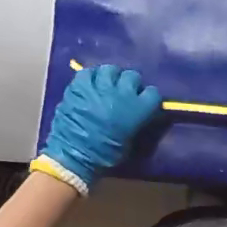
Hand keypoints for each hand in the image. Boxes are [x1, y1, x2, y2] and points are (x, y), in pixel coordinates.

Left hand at [34, 65, 162, 193]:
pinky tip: (89, 85)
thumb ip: (138, 122)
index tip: (142, 102)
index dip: (147, 97)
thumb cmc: (105, 155)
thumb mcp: (131, 141)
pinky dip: (90, 77)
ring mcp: (99, 86)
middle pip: (131, 76)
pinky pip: (88, 72)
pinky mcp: (79, 85)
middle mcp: (122, 92)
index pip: (153, 92)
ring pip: (110, 69)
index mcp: (138, 108)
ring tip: (105, 86)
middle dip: (129, 84)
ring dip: (110, 77)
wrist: (74, 156)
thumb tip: (139, 113)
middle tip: (123, 93)